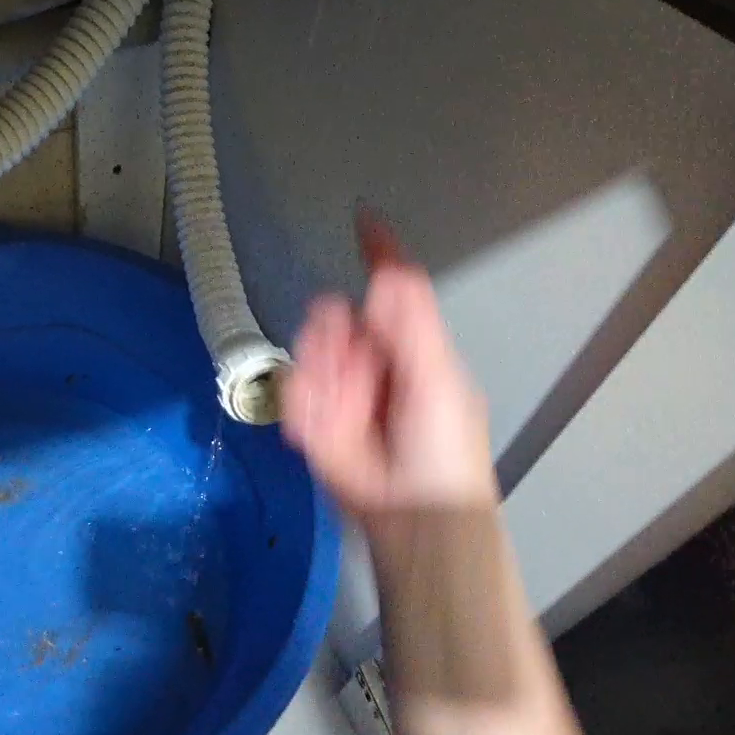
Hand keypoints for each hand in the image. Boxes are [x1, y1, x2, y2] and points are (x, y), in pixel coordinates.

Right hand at [282, 205, 497, 517]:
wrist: (412, 514)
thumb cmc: (442, 448)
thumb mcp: (437, 380)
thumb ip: (411, 324)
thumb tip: (386, 271)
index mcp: (407, 343)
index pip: (389, 288)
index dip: (377, 253)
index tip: (363, 220)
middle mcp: (368, 357)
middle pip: (332, 317)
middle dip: (335, 343)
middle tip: (356, 376)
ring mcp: (335, 387)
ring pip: (307, 352)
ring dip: (321, 380)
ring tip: (345, 416)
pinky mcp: (308, 417)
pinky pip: (292, 394)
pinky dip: (304, 409)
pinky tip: (323, 433)